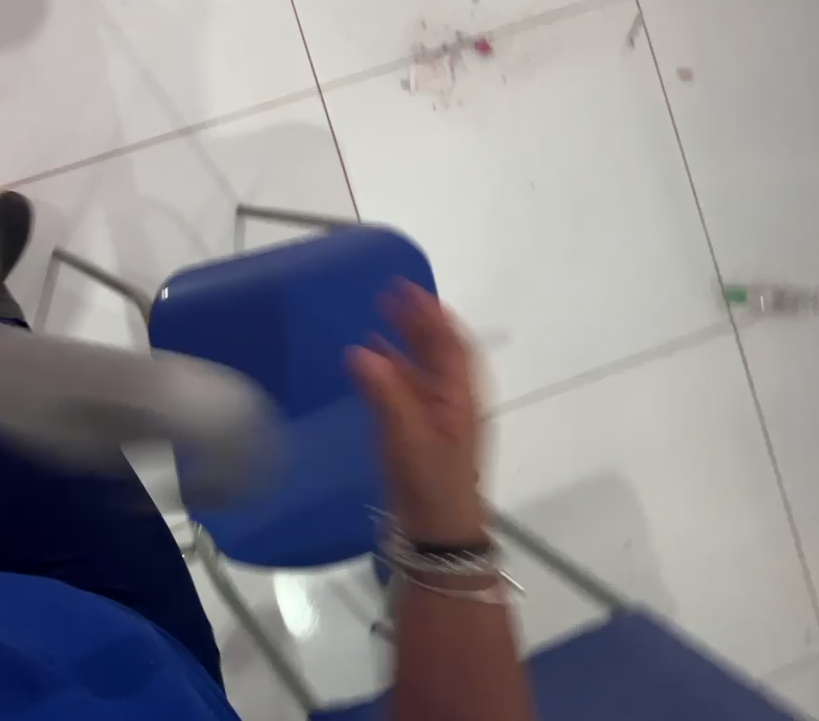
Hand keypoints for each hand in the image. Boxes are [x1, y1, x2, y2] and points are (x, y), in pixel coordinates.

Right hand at [347, 282, 487, 544]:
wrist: (437, 529)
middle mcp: (452, 401)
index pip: (451, 345)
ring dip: (406, 339)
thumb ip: (385, 392)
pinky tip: (372, 360)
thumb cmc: (429, 480)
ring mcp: (436, 415)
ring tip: (381, 317)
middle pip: (440, 352)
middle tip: (391, 295)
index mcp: (459, 398)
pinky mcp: (418, 428)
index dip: (433, 315)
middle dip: (419, 321)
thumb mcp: (407, 435)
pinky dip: (392, 365)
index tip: (409, 289)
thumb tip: (360, 351)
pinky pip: (407, 385)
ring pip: (424, 367)